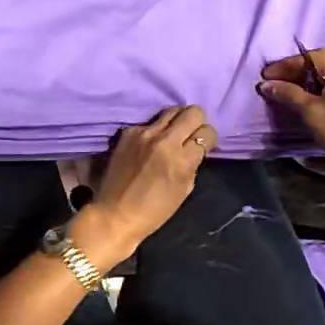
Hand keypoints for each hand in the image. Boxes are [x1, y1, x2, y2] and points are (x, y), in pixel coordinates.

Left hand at [72, 105, 216, 267]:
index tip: (204, 144)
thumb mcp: (184, 189)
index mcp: (182, 159)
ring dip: (177, 121)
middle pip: (192, 112)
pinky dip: (154, 131)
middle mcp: (164, 140)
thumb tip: (195, 148)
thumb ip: (192, 164)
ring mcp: (144, 133)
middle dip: (197, 122)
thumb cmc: (154, 210)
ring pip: (171, 111)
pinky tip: (149, 144)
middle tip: (191, 134)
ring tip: (173, 133)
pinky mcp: (128, 132)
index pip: (207, 133)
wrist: (116, 213)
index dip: (209, 139)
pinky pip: (149, 122)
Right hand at [258, 48, 324, 192]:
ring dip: (312, 78)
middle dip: (300, 68)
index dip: (287, 65)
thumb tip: (266, 85)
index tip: (266, 76)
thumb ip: (288, 94)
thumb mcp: (311, 112)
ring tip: (292, 89)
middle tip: (279, 80)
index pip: (313, 57)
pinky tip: (314, 98)